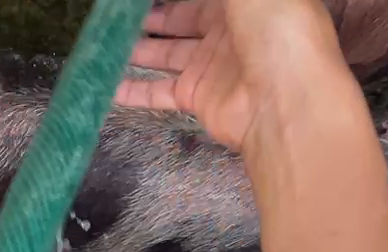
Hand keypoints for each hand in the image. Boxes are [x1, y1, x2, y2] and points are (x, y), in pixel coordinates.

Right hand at [115, 0, 355, 155]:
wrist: (282, 99)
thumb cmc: (276, 29)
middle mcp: (226, 28)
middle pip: (182, 18)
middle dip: (153, 16)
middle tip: (118, 16)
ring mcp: (209, 65)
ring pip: (166, 53)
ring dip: (138, 49)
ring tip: (105, 45)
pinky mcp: (194, 96)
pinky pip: (157, 91)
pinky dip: (133, 90)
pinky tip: (108, 87)